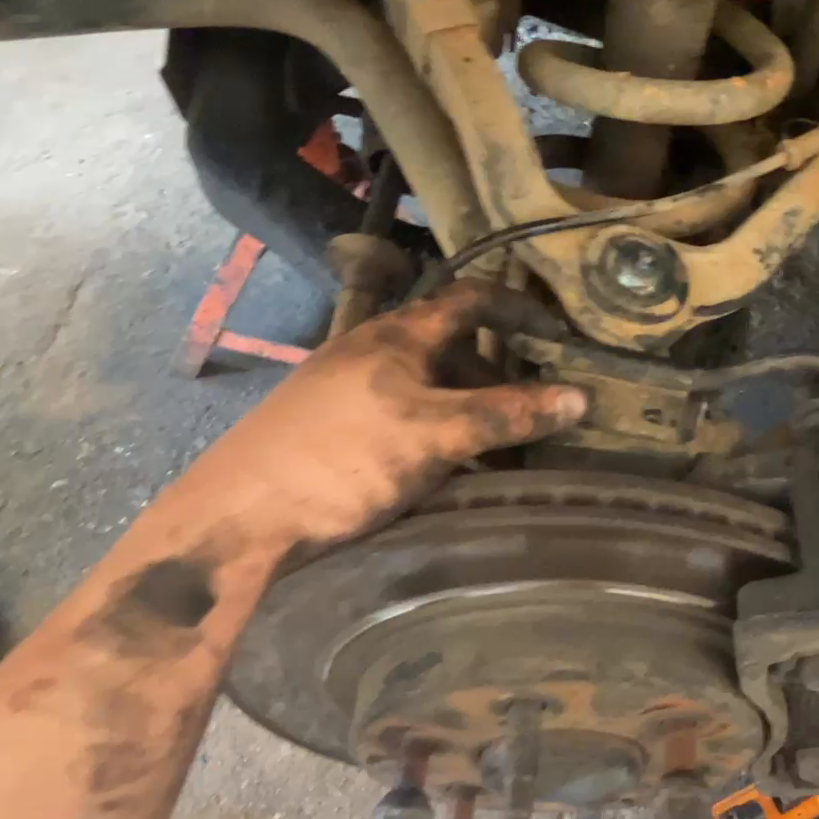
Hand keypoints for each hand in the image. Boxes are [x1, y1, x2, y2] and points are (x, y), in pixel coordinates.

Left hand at [177, 278, 587, 556]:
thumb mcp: (435, 435)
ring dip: (469, 410)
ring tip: (501, 453)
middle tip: (536, 411)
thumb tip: (581, 397)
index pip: (469, 298)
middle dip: (499, 375)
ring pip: (428, 387)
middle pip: (452, 348)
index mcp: (397, 335)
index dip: (518, 309)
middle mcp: (371, 350)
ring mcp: (349, 388)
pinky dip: (438, 433)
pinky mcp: (334, 426)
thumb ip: (507, 414)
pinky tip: (449, 472)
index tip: (558, 337)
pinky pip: (405, 416)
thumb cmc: (342, 460)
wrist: (238, 519)